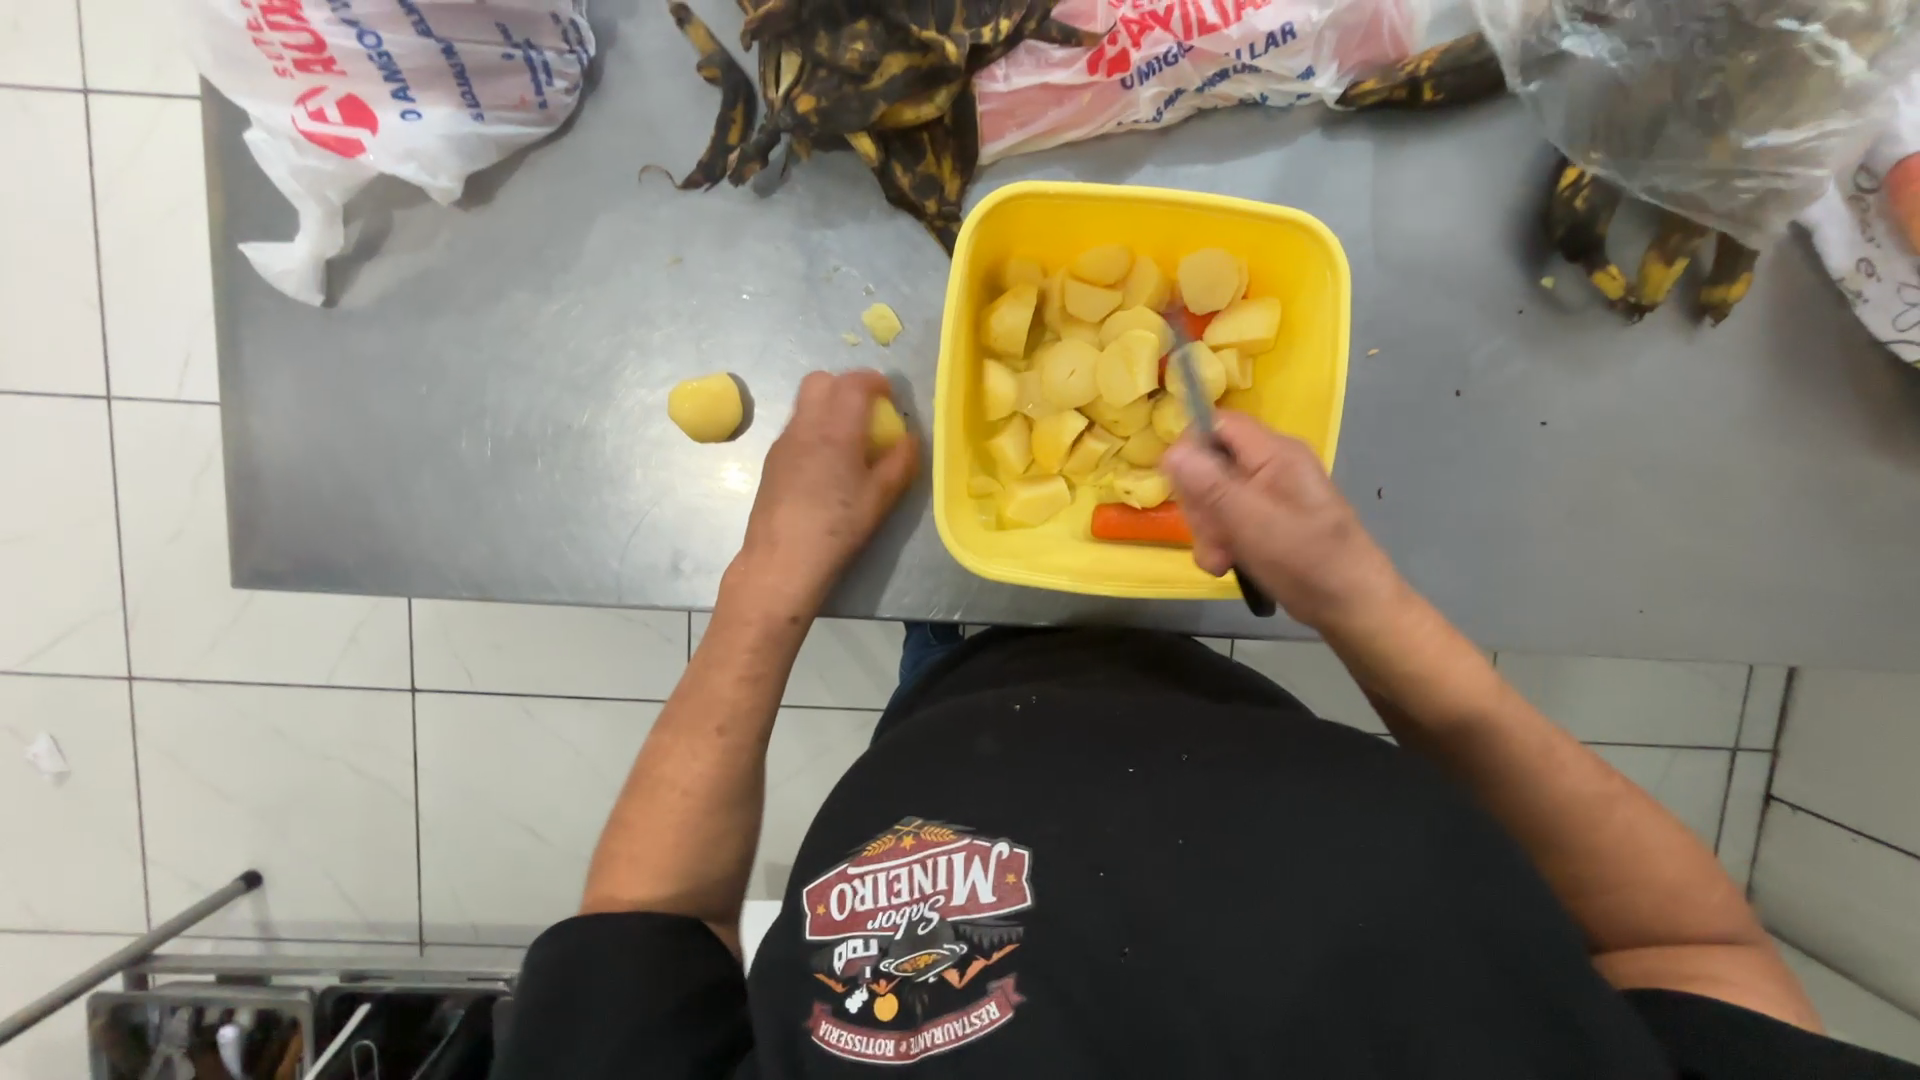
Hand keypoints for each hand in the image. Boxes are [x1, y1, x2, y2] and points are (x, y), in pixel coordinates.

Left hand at [730, 370, 917, 616]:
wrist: (782, 559)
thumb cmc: (838, 527)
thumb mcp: (881, 497)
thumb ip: (900, 461)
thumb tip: (910, 438)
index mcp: (836, 430)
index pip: (854, 383)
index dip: (876, 382)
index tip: (890, 396)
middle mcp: (805, 426)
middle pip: (821, 381)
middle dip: (847, 386)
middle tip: (868, 411)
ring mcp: (784, 442)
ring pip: (805, 403)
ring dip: (829, 406)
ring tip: (849, 438)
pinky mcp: (772, 460)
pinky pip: (796, 427)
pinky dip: (815, 428)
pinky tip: (826, 464)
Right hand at [1160, 412, 1402, 633]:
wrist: (1351, 605)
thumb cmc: (1306, 558)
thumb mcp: (1250, 520)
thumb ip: (1210, 484)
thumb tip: (1171, 450)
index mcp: (1274, 452)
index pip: (1217, 423)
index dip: (1191, 446)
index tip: (1178, 483)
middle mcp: (1270, 466)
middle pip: (1210, 464)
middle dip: (1200, 504)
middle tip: (1211, 534)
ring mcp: (1268, 495)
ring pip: (1213, 497)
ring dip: (1208, 531)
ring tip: (1221, 560)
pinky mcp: (1265, 522)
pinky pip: (1227, 520)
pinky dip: (1220, 543)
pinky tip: (1225, 565)